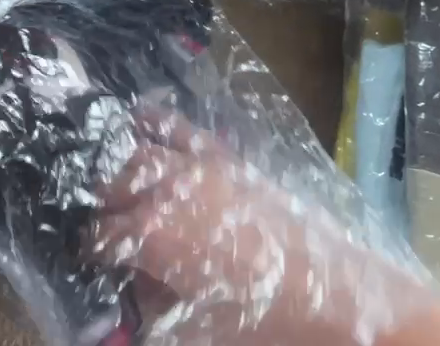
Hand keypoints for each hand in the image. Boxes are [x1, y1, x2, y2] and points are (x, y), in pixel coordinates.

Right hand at [93, 109, 420, 345]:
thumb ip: (153, 307)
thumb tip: (130, 288)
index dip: (88, 249)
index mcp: (152, 236)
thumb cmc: (269, 327)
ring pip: (135, 153)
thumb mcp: (199, 331)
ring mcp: (194, 168)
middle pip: (109, 185)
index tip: (86, 259)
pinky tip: (135, 115)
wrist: (352, 313)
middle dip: (98, 204)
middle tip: (101, 222)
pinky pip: (180, 127)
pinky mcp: (223, 159)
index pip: (98, 235)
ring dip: (116, 166)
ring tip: (110, 178)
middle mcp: (163, 191)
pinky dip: (154, 119)